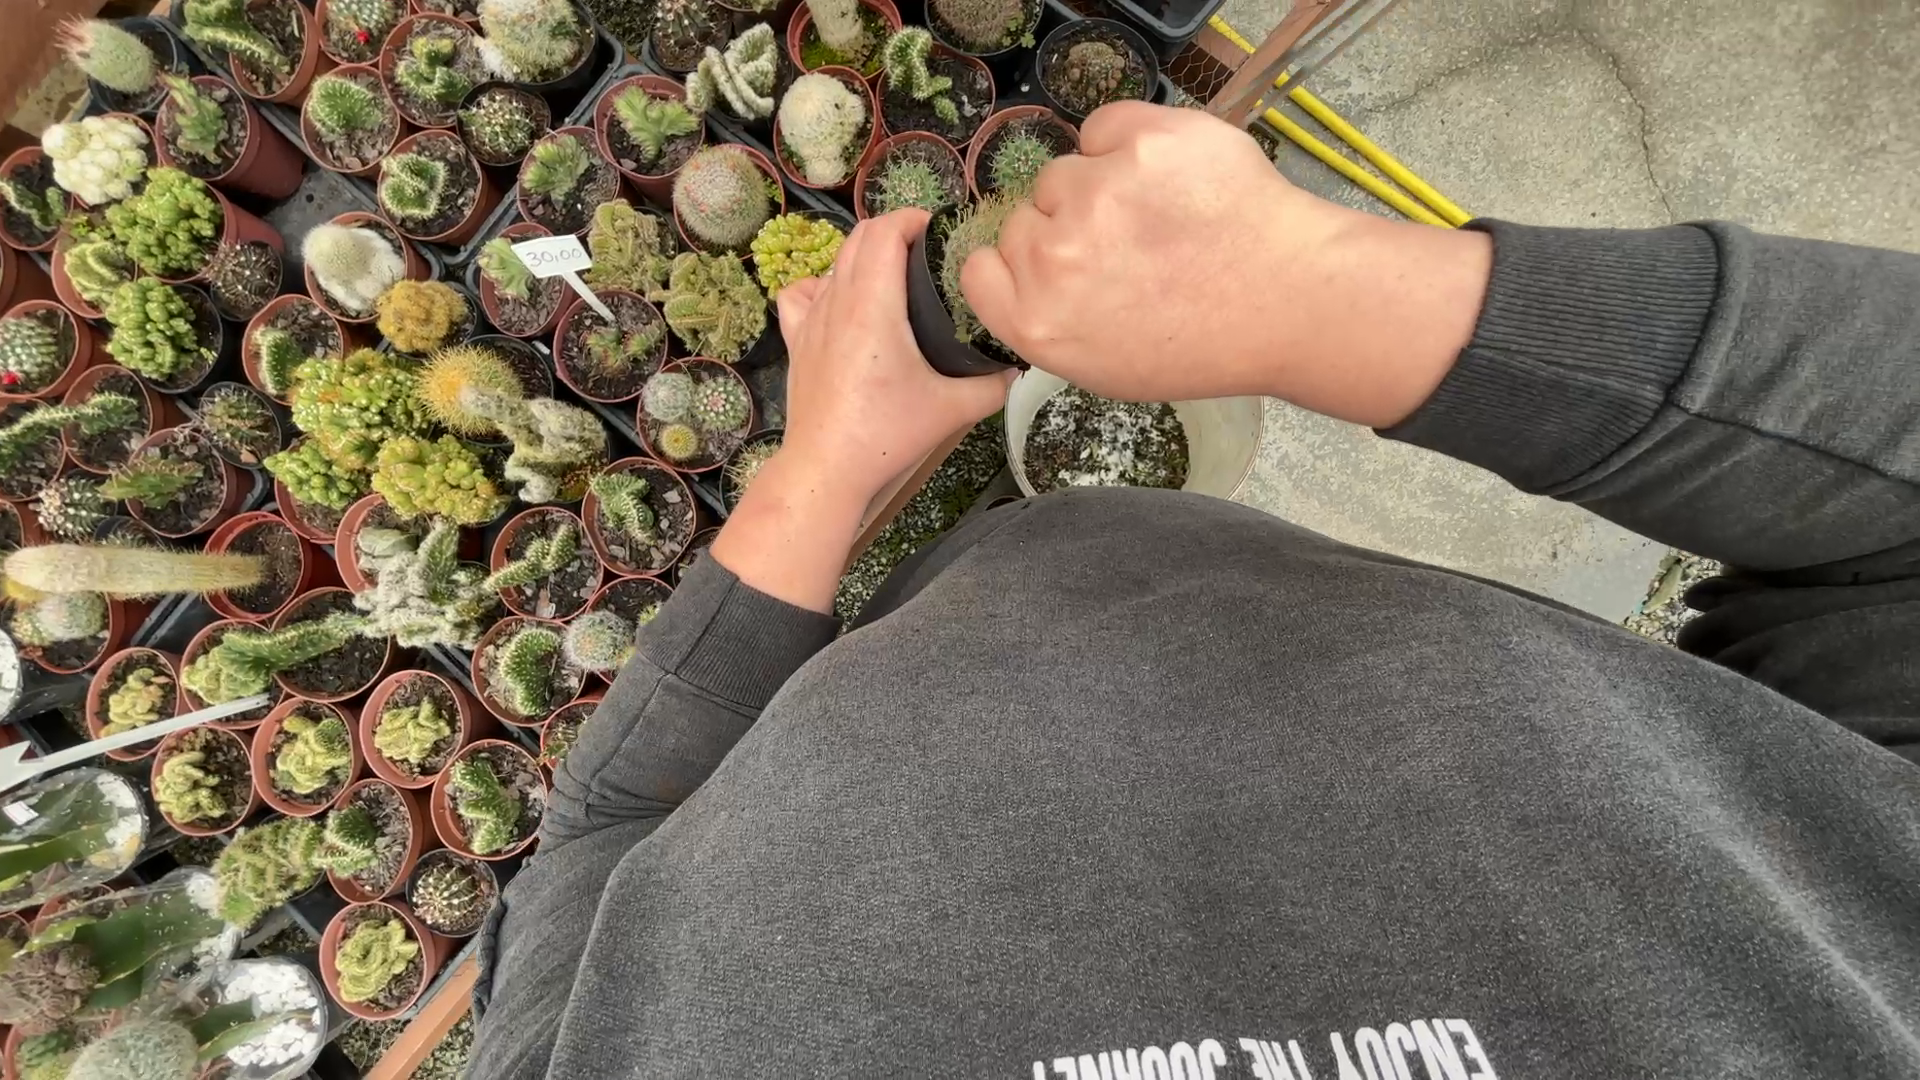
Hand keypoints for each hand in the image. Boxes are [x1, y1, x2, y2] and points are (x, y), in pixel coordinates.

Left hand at [774, 209, 1012, 507]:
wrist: (828, 469)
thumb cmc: (887, 435)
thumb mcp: (952, 410)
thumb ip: (992, 386)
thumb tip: (1015, 367)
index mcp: (873, 305)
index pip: (884, 231)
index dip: (913, 220)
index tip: (939, 234)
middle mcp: (837, 301)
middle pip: (858, 238)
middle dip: (893, 233)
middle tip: (926, 256)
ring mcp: (811, 321)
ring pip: (833, 263)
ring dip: (863, 258)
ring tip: (892, 281)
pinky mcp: (797, 343)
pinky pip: (803, 294)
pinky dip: (823, 286)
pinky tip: (840, 305)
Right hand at [960, 102, 1491, 426]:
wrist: (1285, 302)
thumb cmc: (1196, 347)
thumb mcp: (1100, 369)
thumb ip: (1046, 323)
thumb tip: (1026, 279)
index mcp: (1037, 322)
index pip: (978, 271)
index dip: (1013, 270)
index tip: (1049, 273)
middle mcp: (1052, 256)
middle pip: (1022, 221)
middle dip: (1060, 233)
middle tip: (1118, 253)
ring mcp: (1097, 191)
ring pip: (1062, 174)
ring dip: (1093, 189)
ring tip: (1151, 218)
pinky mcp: (1144, 138)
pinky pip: (1103, 129)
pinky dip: (1125, 147)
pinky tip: (1165, 181)